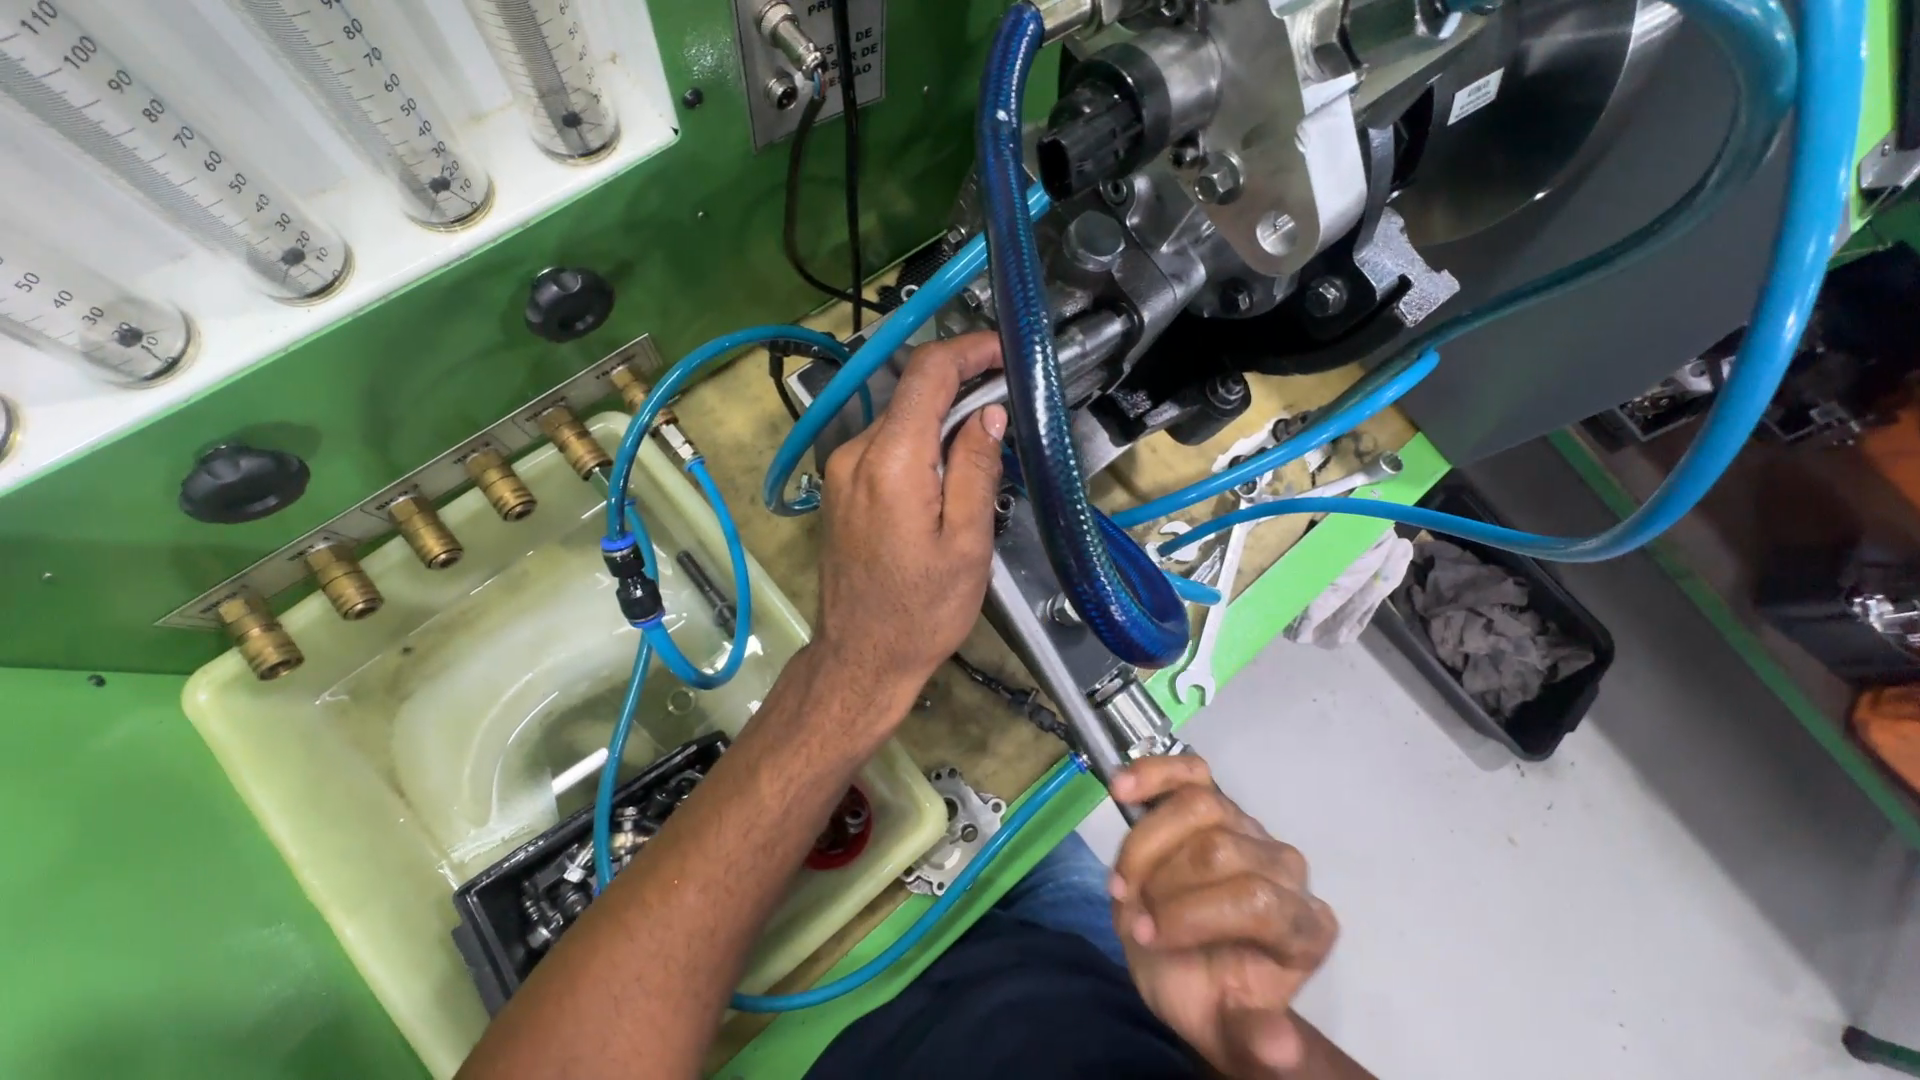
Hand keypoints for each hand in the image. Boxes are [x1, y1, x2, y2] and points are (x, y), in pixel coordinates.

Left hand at [813, 332, 1007, 709]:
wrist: (862, 657)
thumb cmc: (922, 611)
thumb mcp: (967, 543)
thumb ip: (975, 467)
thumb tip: (986, 412)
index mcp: (892, 462)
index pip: (926, 374)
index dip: (968, 351)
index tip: (1004, 353)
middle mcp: (856, 455)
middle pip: (911, 393)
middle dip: (960, 388)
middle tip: (1007, 405)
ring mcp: (840, 472)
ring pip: (898, 420)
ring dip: (940, 420)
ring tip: (982, 449)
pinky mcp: (839, 490)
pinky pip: (883, 448)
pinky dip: (918, 444)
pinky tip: (945, 474)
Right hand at [1110, 756, 1338, 1078]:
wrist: (1190, 966)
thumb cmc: (1210, 997)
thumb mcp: (1228, 1034)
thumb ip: (1253, 1040)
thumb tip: (1277, 1047)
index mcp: (1304, 928)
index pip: (1260, 901)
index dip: (1194, 915)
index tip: (1147, 940)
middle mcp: (1287, 869)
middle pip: (1221, 851)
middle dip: (1164, 886)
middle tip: (1132, 919)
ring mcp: (1249, 826)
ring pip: (1199, 806)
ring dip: (1145, 845)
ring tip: (1123, 883)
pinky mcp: (1213, 799)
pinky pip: (1191, 771)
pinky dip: (1154, 774)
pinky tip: (1122, 788)